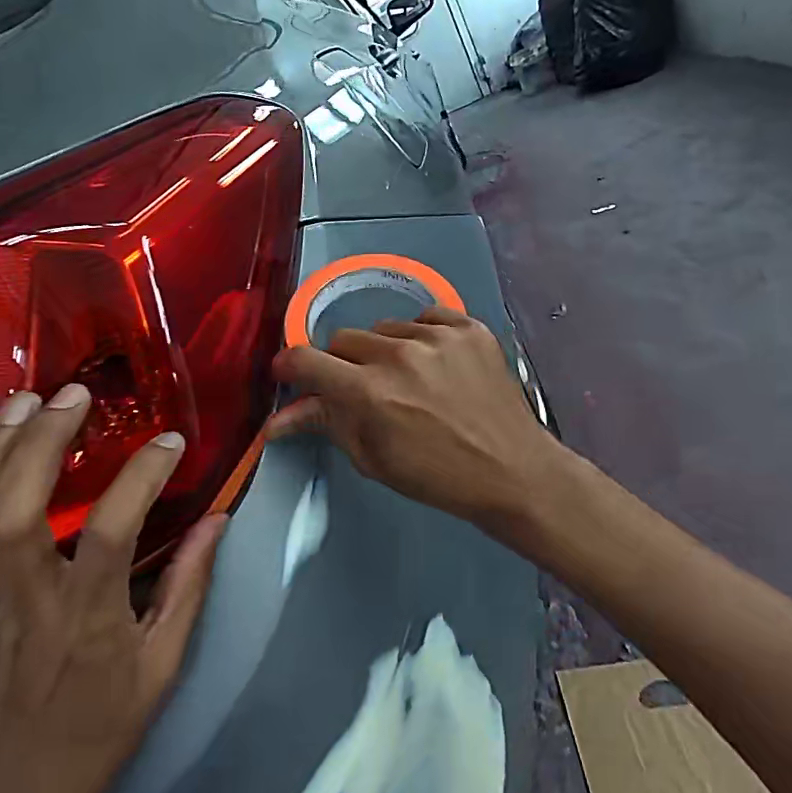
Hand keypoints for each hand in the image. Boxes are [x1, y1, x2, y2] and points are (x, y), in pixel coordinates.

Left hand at [0, 384, 227, 792]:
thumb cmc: (95, 732)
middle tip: (72, 394)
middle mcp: (25, 605)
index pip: (112, 534)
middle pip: (19, 515)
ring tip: (23, 400)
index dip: (142, 477)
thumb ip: (187, 591)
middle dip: (42, 444)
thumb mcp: (159, 672)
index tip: (168, 440)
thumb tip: (216, 520)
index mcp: (86, 622)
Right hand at [266, 306, 567, 530]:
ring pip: (382, 327)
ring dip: (380, 350)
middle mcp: (400, 355)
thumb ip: (324, 424)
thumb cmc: (436, 476)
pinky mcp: (469, 328)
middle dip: (341, 364)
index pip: (307, 360)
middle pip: (342, 339)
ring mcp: (438, 336)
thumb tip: (276, 420)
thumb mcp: (371, 458)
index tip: (287, 373)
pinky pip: (423, 316)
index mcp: (371, 392)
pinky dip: (418, 335)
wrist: (515, 472)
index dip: (289, 365)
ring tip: (404, 377)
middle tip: (358, 388)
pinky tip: (431, 361)